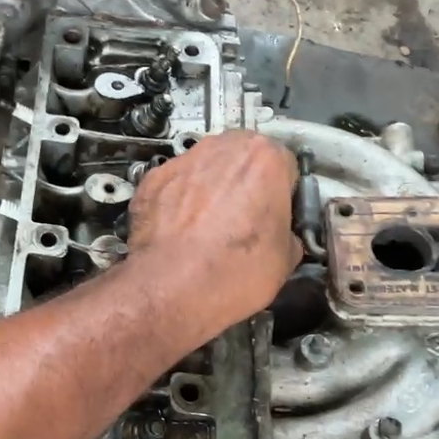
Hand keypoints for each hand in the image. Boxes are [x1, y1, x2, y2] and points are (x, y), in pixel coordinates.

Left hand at [125, 130, 299, 332]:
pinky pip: (174, 186)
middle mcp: (222, 150)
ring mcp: (183, 162)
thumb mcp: (284, 258)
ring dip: (210, 192)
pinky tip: (183, 233)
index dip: (281, 192)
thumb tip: (280, 237)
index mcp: (266, 159)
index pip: (284, 165)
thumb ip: (286, 231)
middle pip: (241, 159)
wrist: (172, 288)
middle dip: (243, 185)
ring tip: (210, 231)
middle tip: (244, 221)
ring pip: (205, 170)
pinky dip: (178, 204)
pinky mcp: (152, 180)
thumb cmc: (228, 272)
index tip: (276, 212)